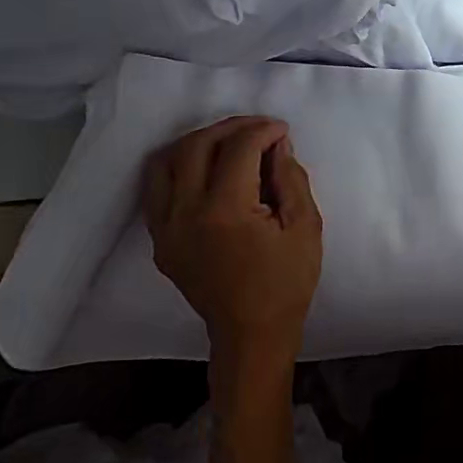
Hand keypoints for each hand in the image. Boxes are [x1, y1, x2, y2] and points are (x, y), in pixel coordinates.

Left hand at [143, 116, 322, 360]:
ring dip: (198, 142)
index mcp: (226, 211)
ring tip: (228, 143)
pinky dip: (178, 167)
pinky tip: (204, 168)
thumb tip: (277, 145)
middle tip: (259, 129)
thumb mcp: (306, 226)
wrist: (251, 334)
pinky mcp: (159, 240)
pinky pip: (157, 189)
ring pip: (166, 162)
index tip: (282, 130)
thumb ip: (290, 178)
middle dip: (231, 127)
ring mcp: (165, 228)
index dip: (263, 130)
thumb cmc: (286, 282)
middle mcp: (186, 213)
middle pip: (197, 145)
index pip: (238, 148)